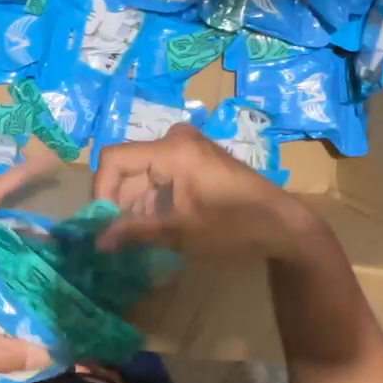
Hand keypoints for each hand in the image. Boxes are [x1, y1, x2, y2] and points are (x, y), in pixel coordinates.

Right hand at [94, 125, 328, 259]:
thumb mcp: (180, 233)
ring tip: (136, 234)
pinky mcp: (195, 158)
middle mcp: (176, 139)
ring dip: (135, 202)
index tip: (102, 223)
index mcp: (171, 150)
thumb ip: (134, 232)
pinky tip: (156, 224)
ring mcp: (187, 147)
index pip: (114, 159)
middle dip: (119, 201)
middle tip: (117, 235)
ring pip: (142, 172)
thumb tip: (97, 242)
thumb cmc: (233, 227)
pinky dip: (153, 198)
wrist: (284, 226)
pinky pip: (160, 173)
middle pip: (128, 166)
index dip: (102, 190)